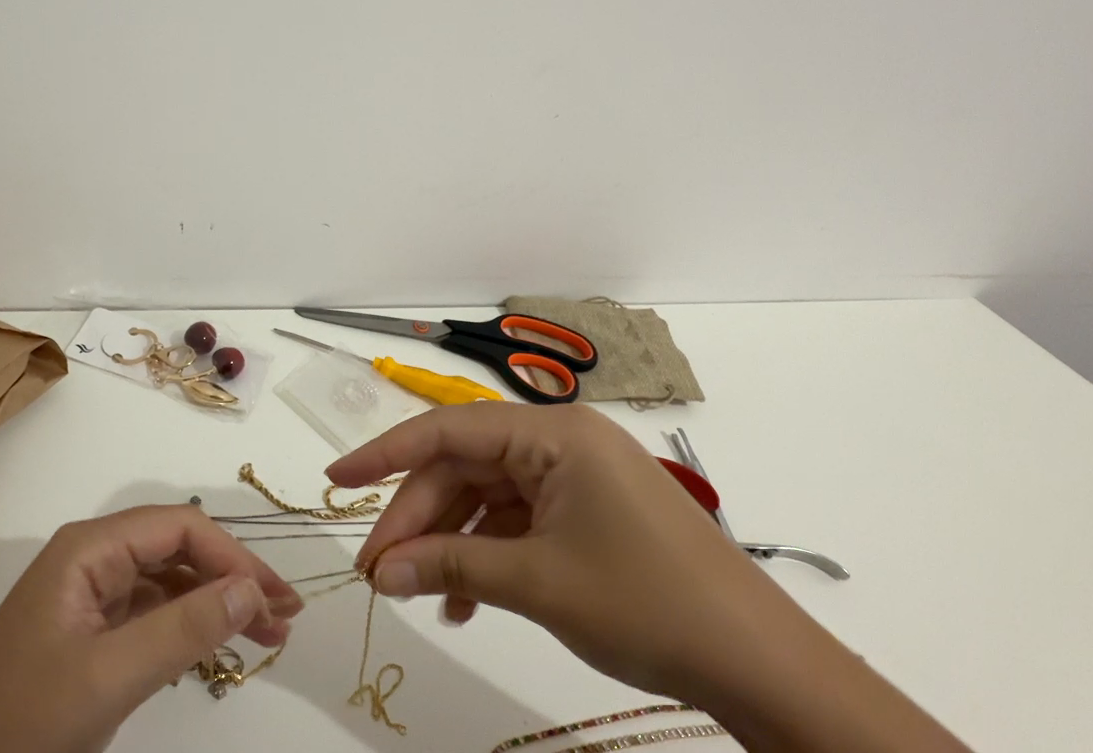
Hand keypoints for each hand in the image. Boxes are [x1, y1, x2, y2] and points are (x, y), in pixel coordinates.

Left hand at [0, 505, 302, 752]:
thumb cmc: (26, 719)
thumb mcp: (110, 675)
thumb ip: (184, 628)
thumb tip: (252, 589)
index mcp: (88, 549)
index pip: (178, 528)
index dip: (232, 556)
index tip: (275, 599)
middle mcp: (91, 559)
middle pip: (177, 550)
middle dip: (232, 576)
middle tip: (286, 616)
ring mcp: (89, 595)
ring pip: (169, 581)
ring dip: (218, 601)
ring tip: (269, 632)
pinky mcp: (90, 632)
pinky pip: (152, 612)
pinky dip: (191, 625)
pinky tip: (221, 643)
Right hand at [328, 403, 972, 752]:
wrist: (757, 661)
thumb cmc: (645, 602)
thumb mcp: (535, 582)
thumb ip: (449, 566)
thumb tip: (378, 573)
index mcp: (554, 434)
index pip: (449, 430)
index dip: (384, 453)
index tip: (335, 481)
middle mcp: (562, 443)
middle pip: (465, 469)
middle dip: (417, 520)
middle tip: (376, 573)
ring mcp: (576, 478)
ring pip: (487, 498)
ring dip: (449, 544)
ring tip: (418, 596)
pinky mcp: (587, 513)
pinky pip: (517, 521)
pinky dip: (485, 556)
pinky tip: (464, 602)